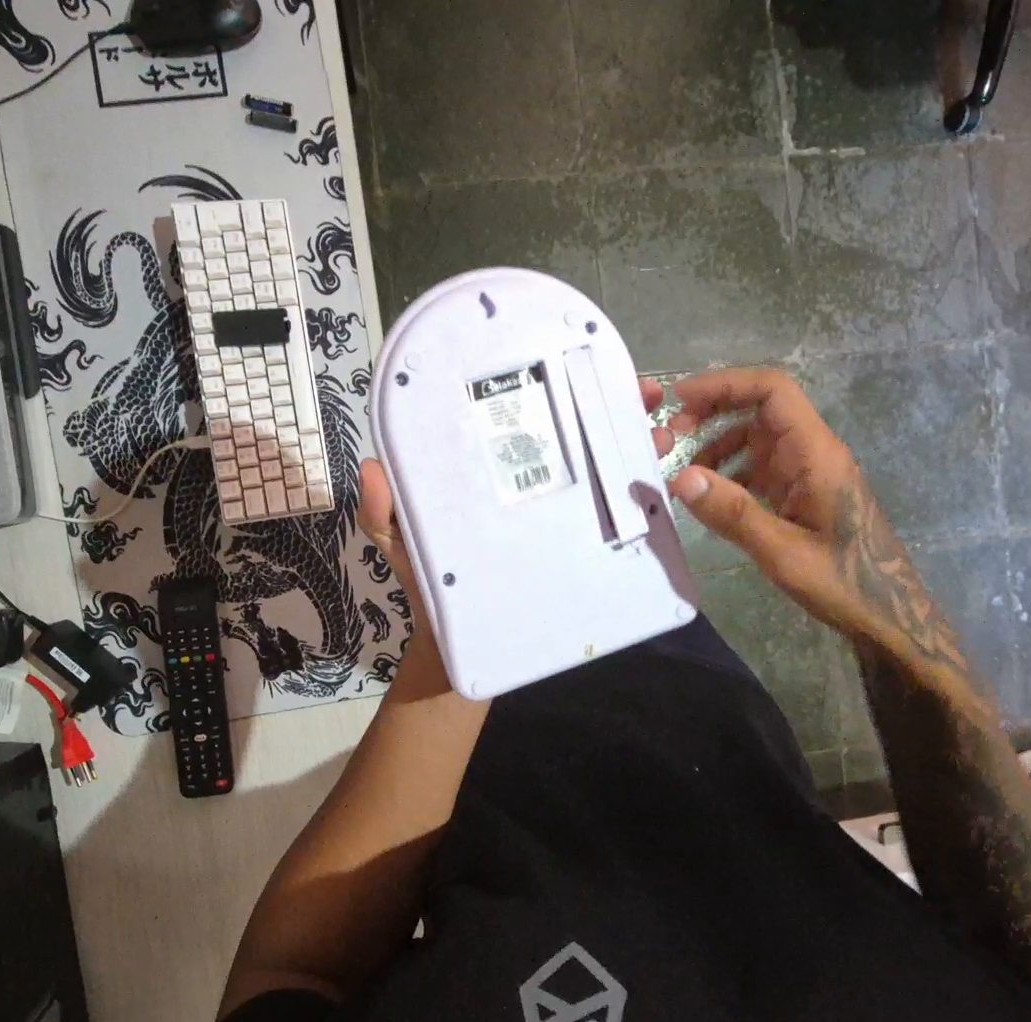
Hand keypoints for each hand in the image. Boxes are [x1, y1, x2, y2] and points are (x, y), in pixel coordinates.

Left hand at [359, 379, 672, 693]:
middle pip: (576, 435)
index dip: (552, 386)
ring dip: (634, 445)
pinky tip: (660, 489)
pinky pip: (613, 522)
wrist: (459, 652)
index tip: (575, 360)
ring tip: (658, 432)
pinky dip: (641, 502)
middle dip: (612, 407)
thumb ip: (383, 512)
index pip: (525, 419)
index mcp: (493, 472)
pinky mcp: (577, 553)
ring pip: (603, 471)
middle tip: (639, 393)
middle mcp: (532, 484)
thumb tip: (370, 467)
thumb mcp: (401, 544)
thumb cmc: (430, 589)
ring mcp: (558, 518)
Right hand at [662, 368, 963, 668]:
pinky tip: (711, 499)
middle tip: (672, 436)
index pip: (772, 392)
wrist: (887, 614)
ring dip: (718, 445)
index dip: (725, 385)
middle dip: (714, 411)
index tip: (681, 399)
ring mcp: (808, 472)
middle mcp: (813, 453)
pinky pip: (761, 467)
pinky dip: (731, 473)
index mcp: (816, 454)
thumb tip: (681, 477)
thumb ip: (732, 513)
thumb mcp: (782, 552)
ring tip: (685, 474)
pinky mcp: (803, 493)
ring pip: (757, 438)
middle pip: (760, 409)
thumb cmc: (843, 582)